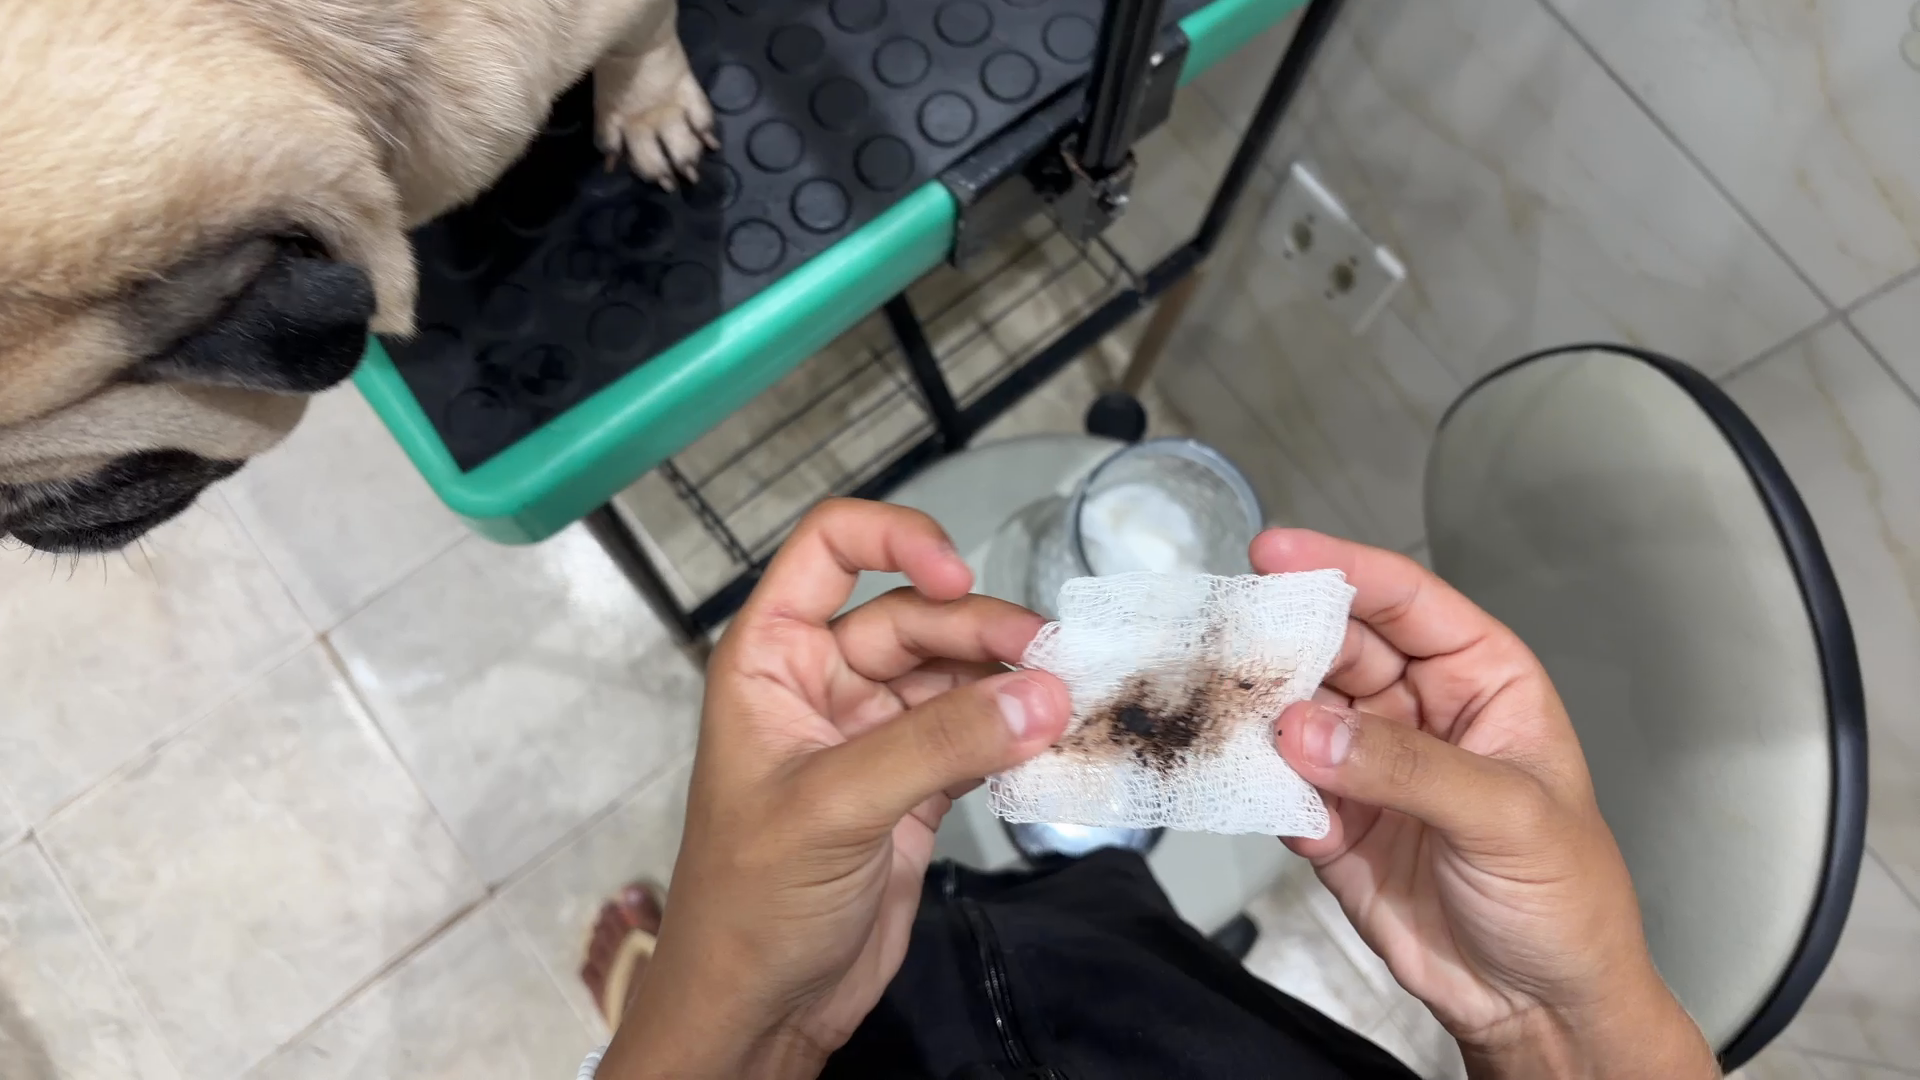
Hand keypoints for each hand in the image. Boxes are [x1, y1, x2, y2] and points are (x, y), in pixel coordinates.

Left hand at [599, 499, 1072, 1078]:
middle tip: (1047, 658)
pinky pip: (975, 728)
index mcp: (775, 654)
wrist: (766, 1009)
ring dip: (1007, 679)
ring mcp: (877, 725)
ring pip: (954, 670)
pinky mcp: (918, 774)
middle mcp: (827, 676)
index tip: (955, 574)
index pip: (831, 547)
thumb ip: (940, 744)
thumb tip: (1041, 695)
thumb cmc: (754, 900)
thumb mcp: (835, 806)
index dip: (894, 539)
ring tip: (1060, 696)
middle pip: (915, 615)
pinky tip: (1047, 735)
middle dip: (980, 629)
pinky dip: (1013, 729)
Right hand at [1256, 530, 1716, 1077]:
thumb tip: (1302, 728)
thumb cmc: (1563, 900)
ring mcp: (1357, 753)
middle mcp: (1407, 703)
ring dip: (1256, 707)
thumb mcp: (1509, 820)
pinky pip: (1273, 772)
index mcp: (1473, 678)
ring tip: (1222, 708)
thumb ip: (1407, 768)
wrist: (1530, 1007)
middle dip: (1281, 638)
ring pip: (1291, 704)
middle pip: (1331, 646)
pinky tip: (1252, 781)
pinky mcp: (1319, 804)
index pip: (1402, 601)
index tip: (1273, 552)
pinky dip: (1255, 773)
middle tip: (1229, 637)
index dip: (1340, 568)